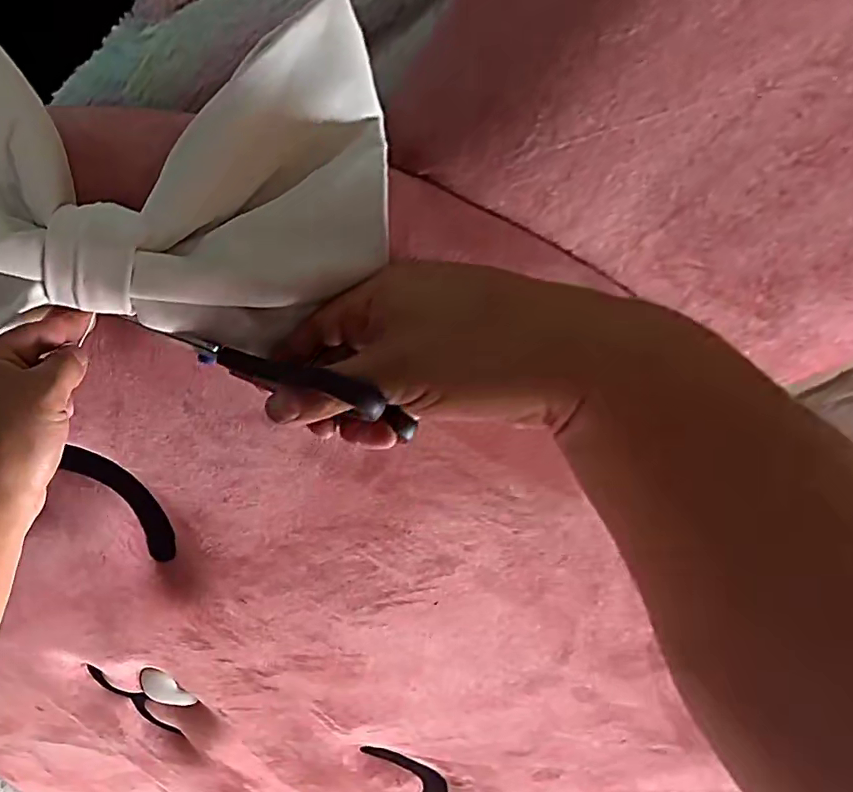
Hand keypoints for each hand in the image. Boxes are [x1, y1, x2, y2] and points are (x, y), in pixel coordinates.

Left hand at [0, 308, 94, 519]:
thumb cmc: (11, 447)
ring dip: (55, 391)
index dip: (62, 326)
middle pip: (30, 356)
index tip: (84, 320)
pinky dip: (49, 410)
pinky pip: (32, 408)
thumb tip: (75, 355)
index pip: (29, 331)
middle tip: (80, 363)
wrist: (0, 497)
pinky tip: (55, 422)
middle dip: (59, 364)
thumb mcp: (50, 389)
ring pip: (34, 384)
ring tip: (62, 406)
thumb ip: (68, 361)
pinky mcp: (1, 430)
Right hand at [258, 261, 728, 446]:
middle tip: (324, 435)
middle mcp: (395, 305)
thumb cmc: (472, 356)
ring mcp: (423, 331)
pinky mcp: (445, 358)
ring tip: (367, 439)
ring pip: (365, 378)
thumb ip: (322, 396)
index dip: (288, 372)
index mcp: (375, 292)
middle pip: (333, 358)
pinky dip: (387, 411)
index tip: (280, 410)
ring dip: (356, 414)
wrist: (582, 363)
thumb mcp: (386, 377)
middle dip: (326, 402)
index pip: (307, 332)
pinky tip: (393, 435)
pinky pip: (396, 384)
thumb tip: (269, 412)